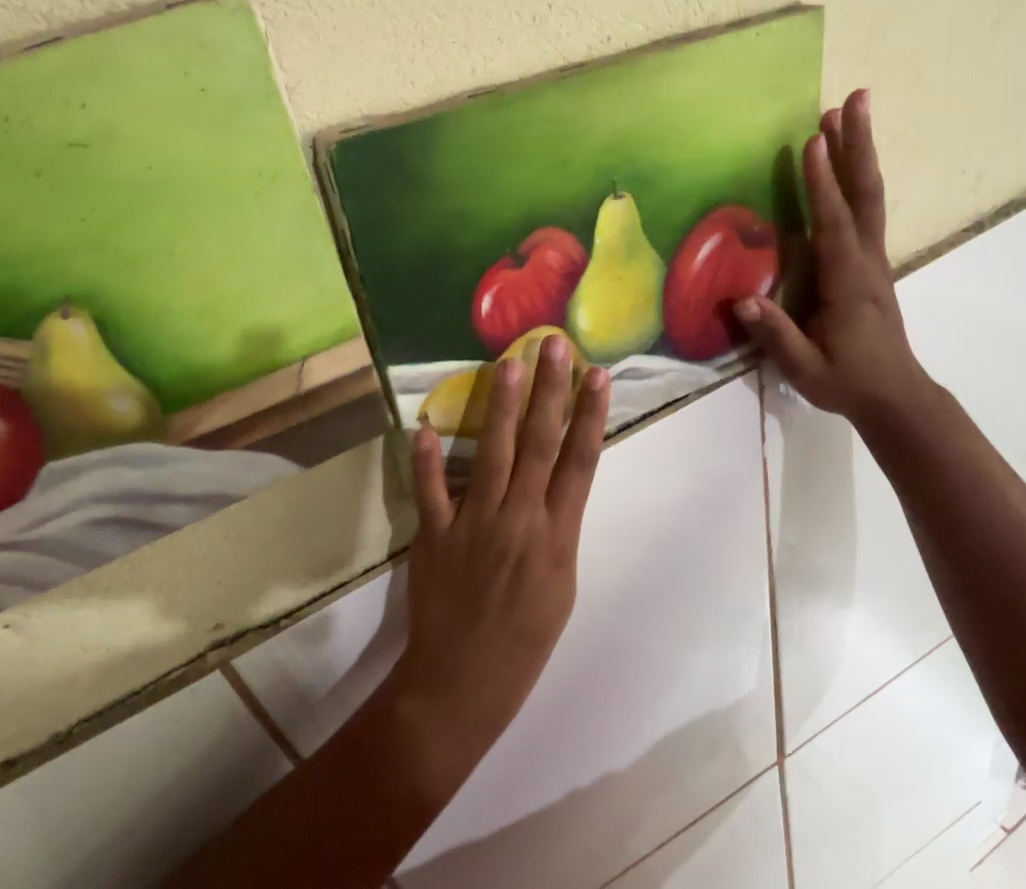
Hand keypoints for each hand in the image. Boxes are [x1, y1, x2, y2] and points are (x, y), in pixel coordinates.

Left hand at [392, 335, 610, 745]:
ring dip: (499, 406)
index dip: (590, 416)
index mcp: (558, 537)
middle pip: (537, 445)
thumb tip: (554, 484)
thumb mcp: (562, 586)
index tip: (598, 375)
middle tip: (553, 345)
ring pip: (490, 454)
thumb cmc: (525, 640)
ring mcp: (473, 525)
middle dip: (549, 391)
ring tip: (508, 363)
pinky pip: (431, 490)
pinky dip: (428, 458)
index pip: (580, 463)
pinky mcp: (434, 535)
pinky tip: (427, 424)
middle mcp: (519, 521)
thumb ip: (558, 529)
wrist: (466, 680)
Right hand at [735, 89, 934, 426]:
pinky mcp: (872, 265)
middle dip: (856, 146)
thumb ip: (776, 334)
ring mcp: (874, 261)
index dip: (822, 183)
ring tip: (848, 114)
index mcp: (848, 283)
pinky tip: (849, 166)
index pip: (833, 224)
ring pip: (870, 198)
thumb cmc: (848, 382)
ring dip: (859, 154)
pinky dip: (858, 179)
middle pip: (864, 195)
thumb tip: (741, 299)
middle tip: (851, 100)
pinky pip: (866, 212)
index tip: (811, 140)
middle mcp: (866, 262)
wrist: (896, 396)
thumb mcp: (805, 368)